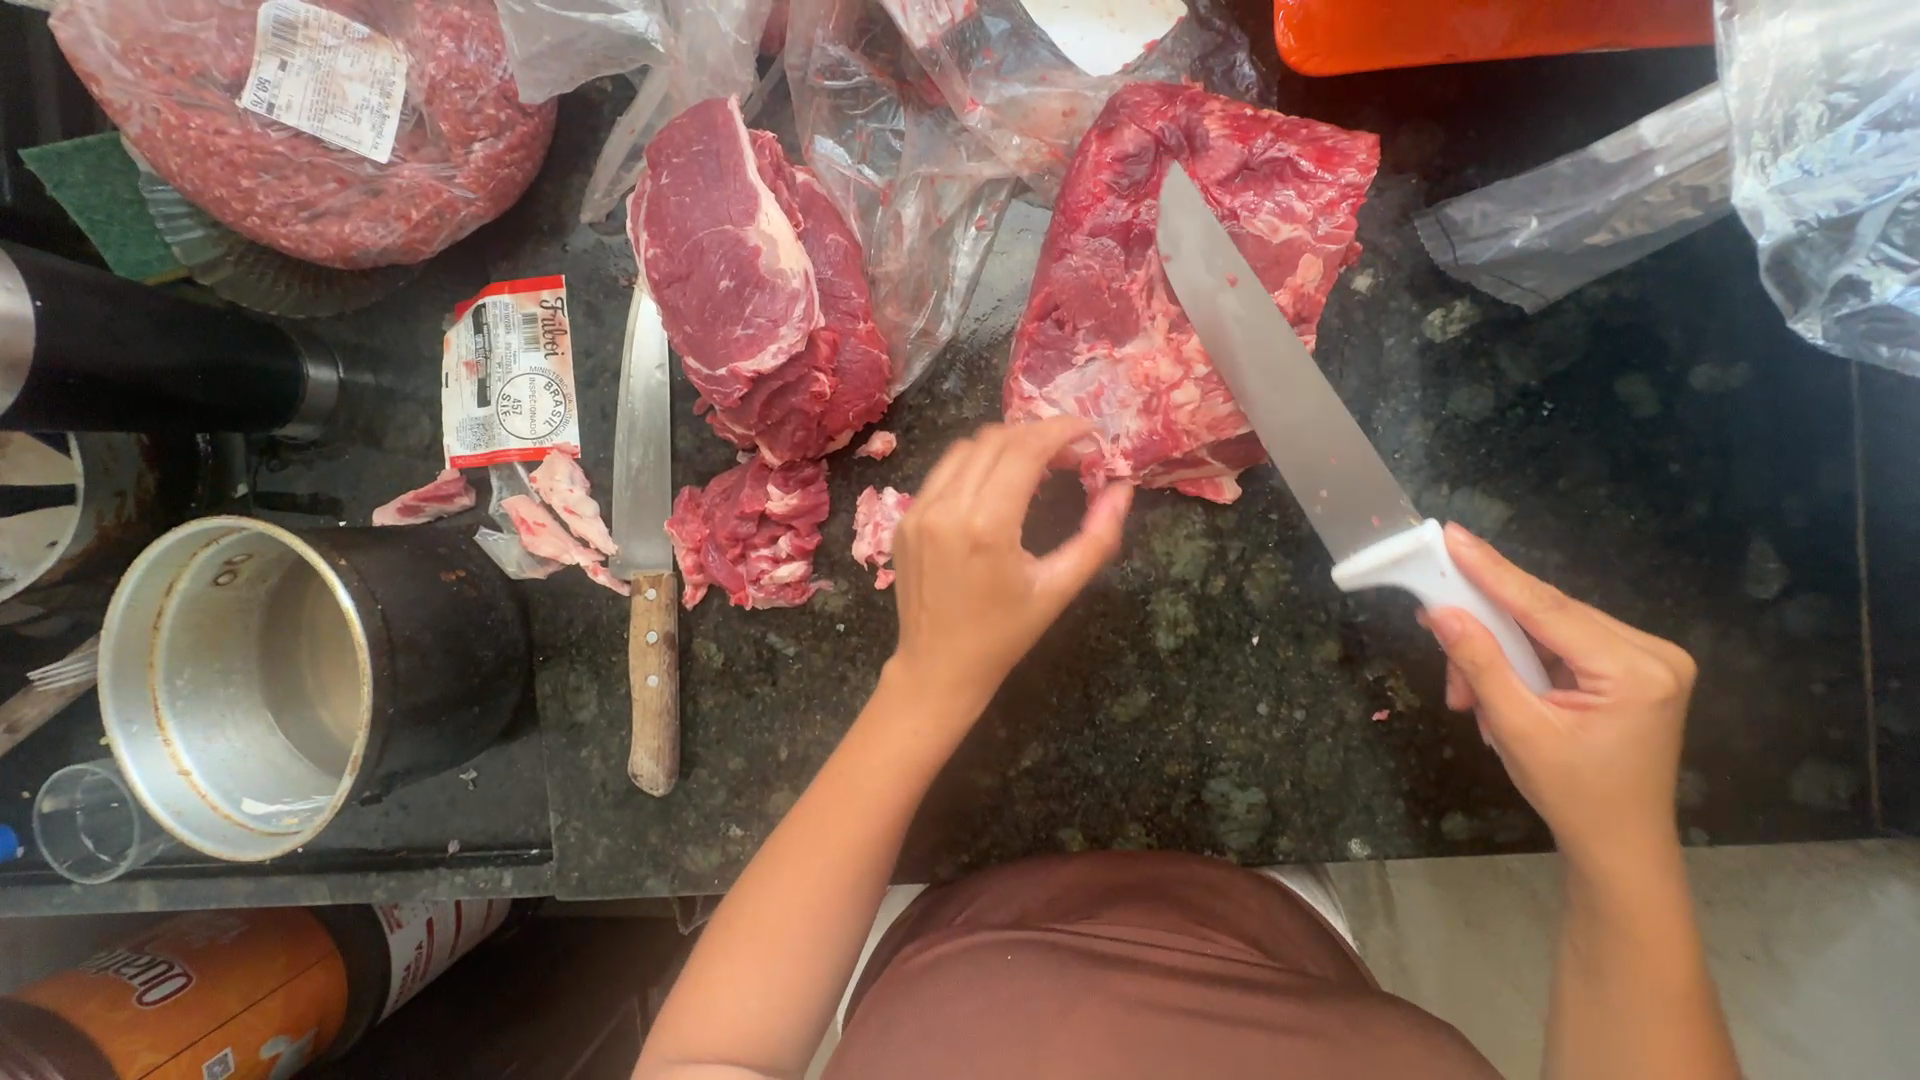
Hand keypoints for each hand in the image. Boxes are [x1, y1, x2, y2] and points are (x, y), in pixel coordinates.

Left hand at [890, 418, 1132, 713]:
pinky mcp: (904, 519)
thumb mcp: (1058, 590)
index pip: (1025, 449)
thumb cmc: (1004, 635)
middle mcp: (946, 508)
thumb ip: (1097, 538)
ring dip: (1004, 445)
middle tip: (1069, 453)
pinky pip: (942, 472)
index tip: (1088, 431)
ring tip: (1035, 464)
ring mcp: (918, 511)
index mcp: (987, 526)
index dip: (1060, 430)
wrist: (937, 667)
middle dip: (1037, 434)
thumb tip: (1123, 490)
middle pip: (995, 439)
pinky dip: (974, 465)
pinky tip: (995, 486)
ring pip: (965, 448)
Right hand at [1420, 524, 1696, 869]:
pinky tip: (1492, 689)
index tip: (1452, 536)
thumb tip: (1440, 612)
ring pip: (1546, 627)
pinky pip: (1558, 644)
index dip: (1492, 571)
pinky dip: (1517, 660)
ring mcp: (1647, 659)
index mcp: (1635, 670)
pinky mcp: (1631, 668)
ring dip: (1497, 650)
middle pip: (1545, 613)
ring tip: (1465, 696)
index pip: (1546, 608)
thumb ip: (1479, 663)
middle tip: (1431, 625)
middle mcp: (1651, 652)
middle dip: (1484, 627)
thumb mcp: (1515, 728)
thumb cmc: (1571, 793)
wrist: (1618, 843)